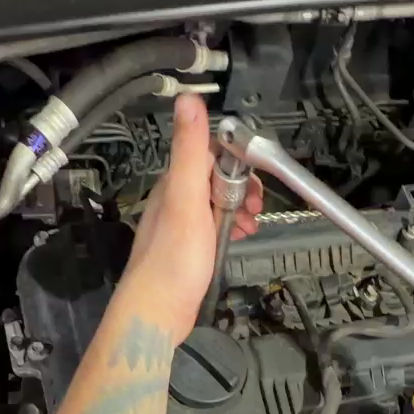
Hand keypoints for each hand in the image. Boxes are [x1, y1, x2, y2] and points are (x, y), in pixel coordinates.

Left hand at [116, 94, 262, 342]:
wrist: (159, 312)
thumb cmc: (173, 261)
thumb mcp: (186, 198)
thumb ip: (190, 151)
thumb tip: (188, 101)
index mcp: (174, 184)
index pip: (209, 153)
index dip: (236, 160)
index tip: (254, 176)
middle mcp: (175, 201)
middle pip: (216, 179)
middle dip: (241, 187)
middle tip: (254, 206)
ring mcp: (182, 227)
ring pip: (217, 205)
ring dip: (238, 210)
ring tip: (249, 225)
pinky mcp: (189, 251)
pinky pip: (214, 229)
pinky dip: (229, 230)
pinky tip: (236, 240)